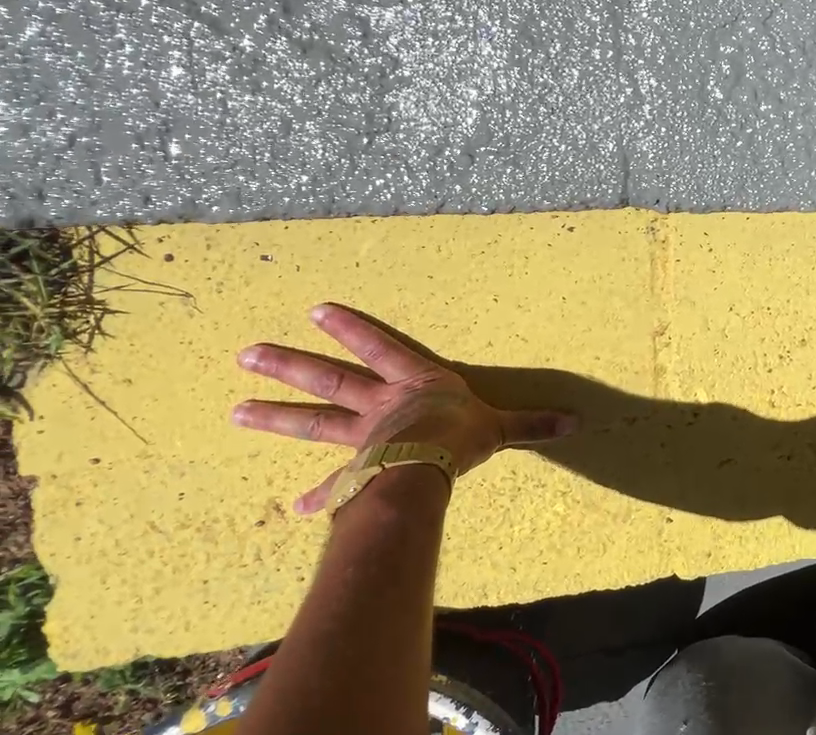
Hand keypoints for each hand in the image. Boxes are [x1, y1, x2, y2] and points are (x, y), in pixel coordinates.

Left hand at [231, 303, 576, 512]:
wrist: (424, 468)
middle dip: (289, 367)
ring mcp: (363, 437)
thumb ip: (532, 424)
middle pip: (330, 381)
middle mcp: (382, 404)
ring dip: (275, 415)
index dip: (351, 330)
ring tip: (234, 409)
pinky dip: (319, 495)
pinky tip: (296, 507)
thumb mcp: (502, 425)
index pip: (380, 347)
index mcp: (416, 383)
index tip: (315, 311)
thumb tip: (577, 420)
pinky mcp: (358, 470)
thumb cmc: (461, 435)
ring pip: (314, 422)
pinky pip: (337, 483)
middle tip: (245, 356)